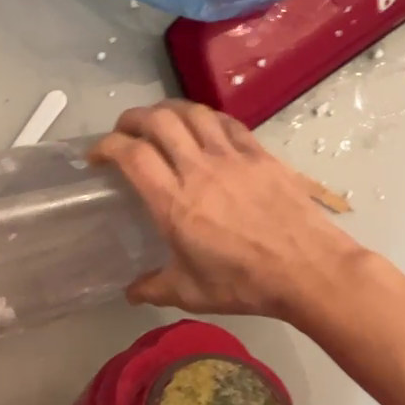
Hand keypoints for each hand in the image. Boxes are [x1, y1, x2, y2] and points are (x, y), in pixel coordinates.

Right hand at [90, 100, 367, 324]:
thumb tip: (131, 292)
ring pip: (191, 112)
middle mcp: (198, 170)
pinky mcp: (259, 154)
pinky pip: (225, 122)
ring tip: (157, 121)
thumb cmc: (243, 284)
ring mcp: (231, 157)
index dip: (106, 146)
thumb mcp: (189, 293)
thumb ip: (154, 287)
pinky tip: (201, 127)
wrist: (308, 270)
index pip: (131, 155)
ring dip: (166, 110)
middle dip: (131, 120)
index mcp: (173, 204)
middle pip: (157, 121)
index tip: (96, 156)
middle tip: (122, 132)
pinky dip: (204, 117)